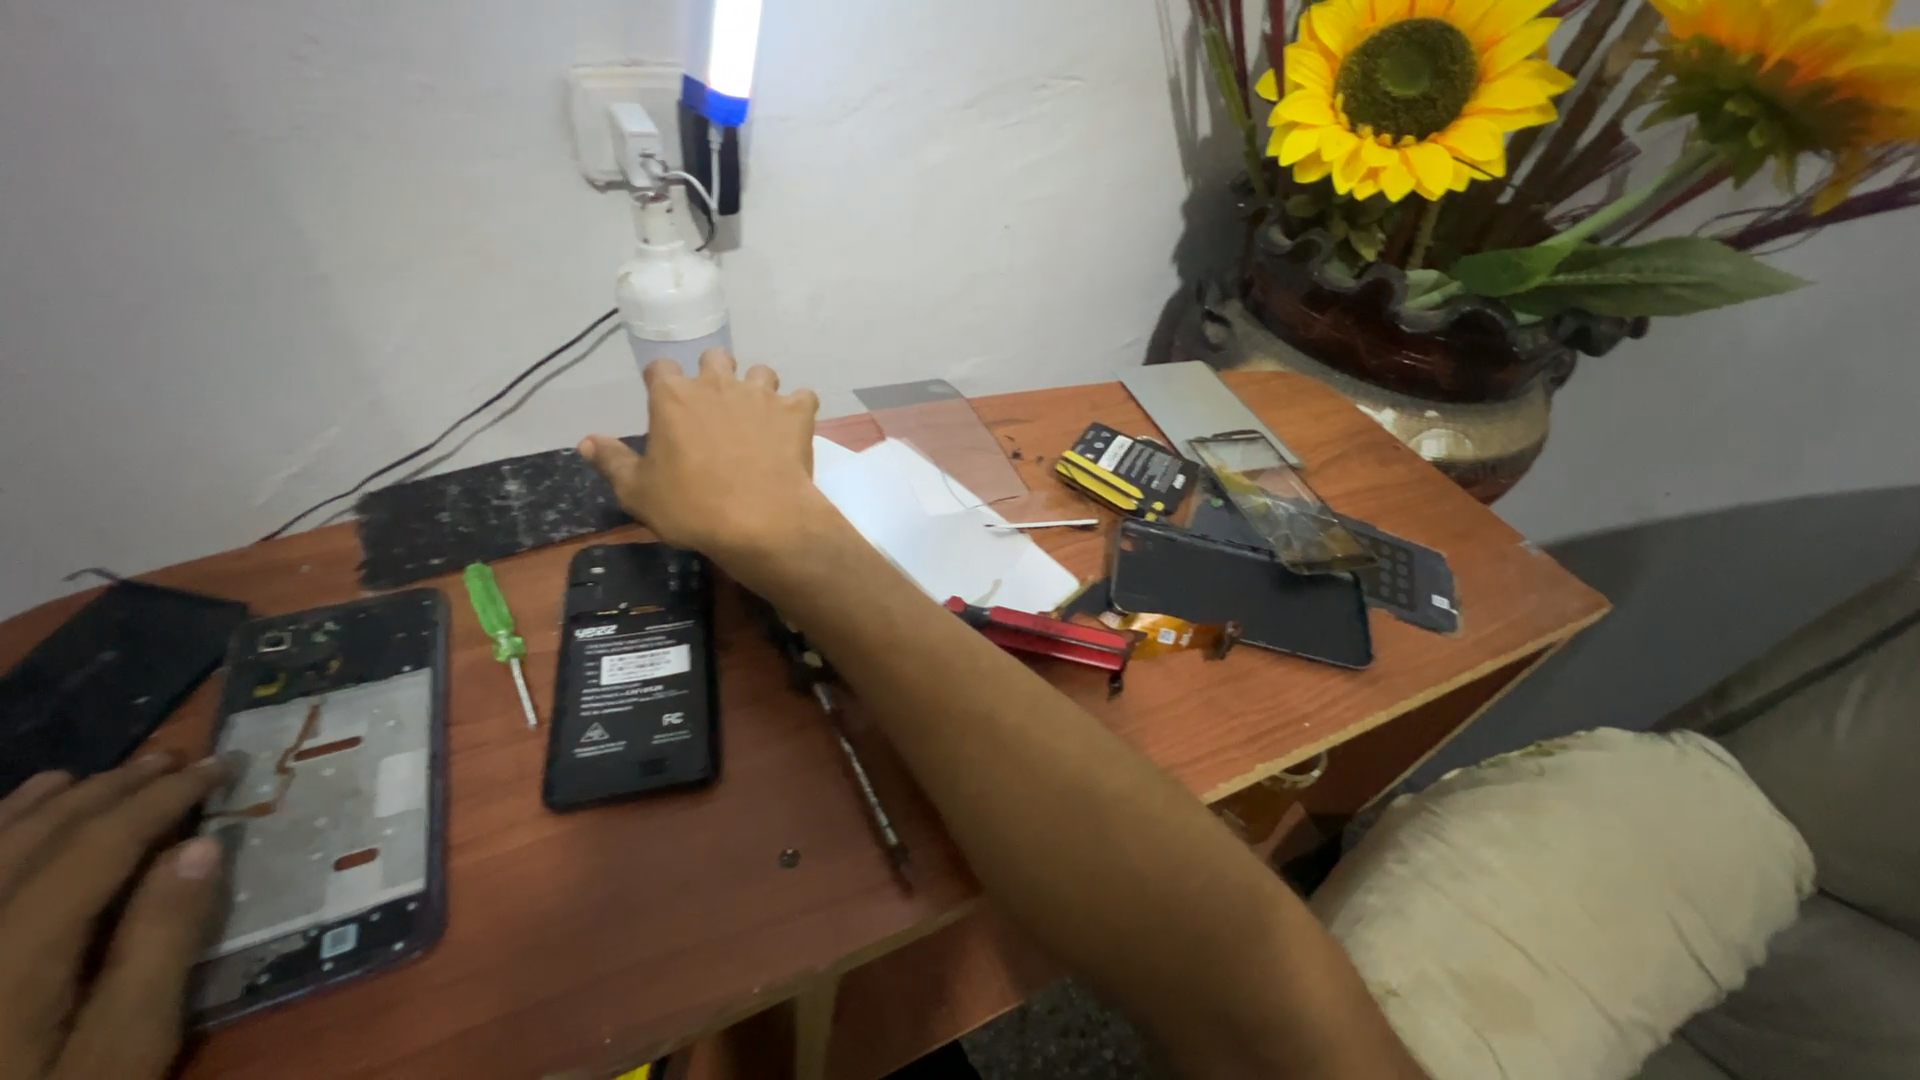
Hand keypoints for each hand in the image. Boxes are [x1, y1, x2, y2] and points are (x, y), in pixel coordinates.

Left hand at [0, 754, 230, 1079]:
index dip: (164, 798)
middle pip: (32, 841)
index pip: (100, 846)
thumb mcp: (120, 1055)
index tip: (221, 766)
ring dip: (41, 807)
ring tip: (93, 776)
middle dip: (108, 791)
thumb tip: (201, 848)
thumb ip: (158, 949)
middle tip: (172, 760)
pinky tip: (6, 827)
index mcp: (15, 957)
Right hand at [580, 349, 826, 572]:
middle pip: (715, 357)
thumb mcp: (638, 492)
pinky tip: (793, 428)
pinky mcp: (796, 413)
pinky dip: (798, 409)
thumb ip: (612, 461)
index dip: (662, 383)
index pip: (661, 369)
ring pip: (762, 371)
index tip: (666, 404)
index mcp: (673, 397)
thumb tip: (586, 441)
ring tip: (757, 416)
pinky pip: (804, 397)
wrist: (760, 521)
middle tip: (715, 407)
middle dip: (714, 374)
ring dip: (758, 388)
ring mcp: (761, 395)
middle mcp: (718, 384)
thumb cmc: (691, 507)